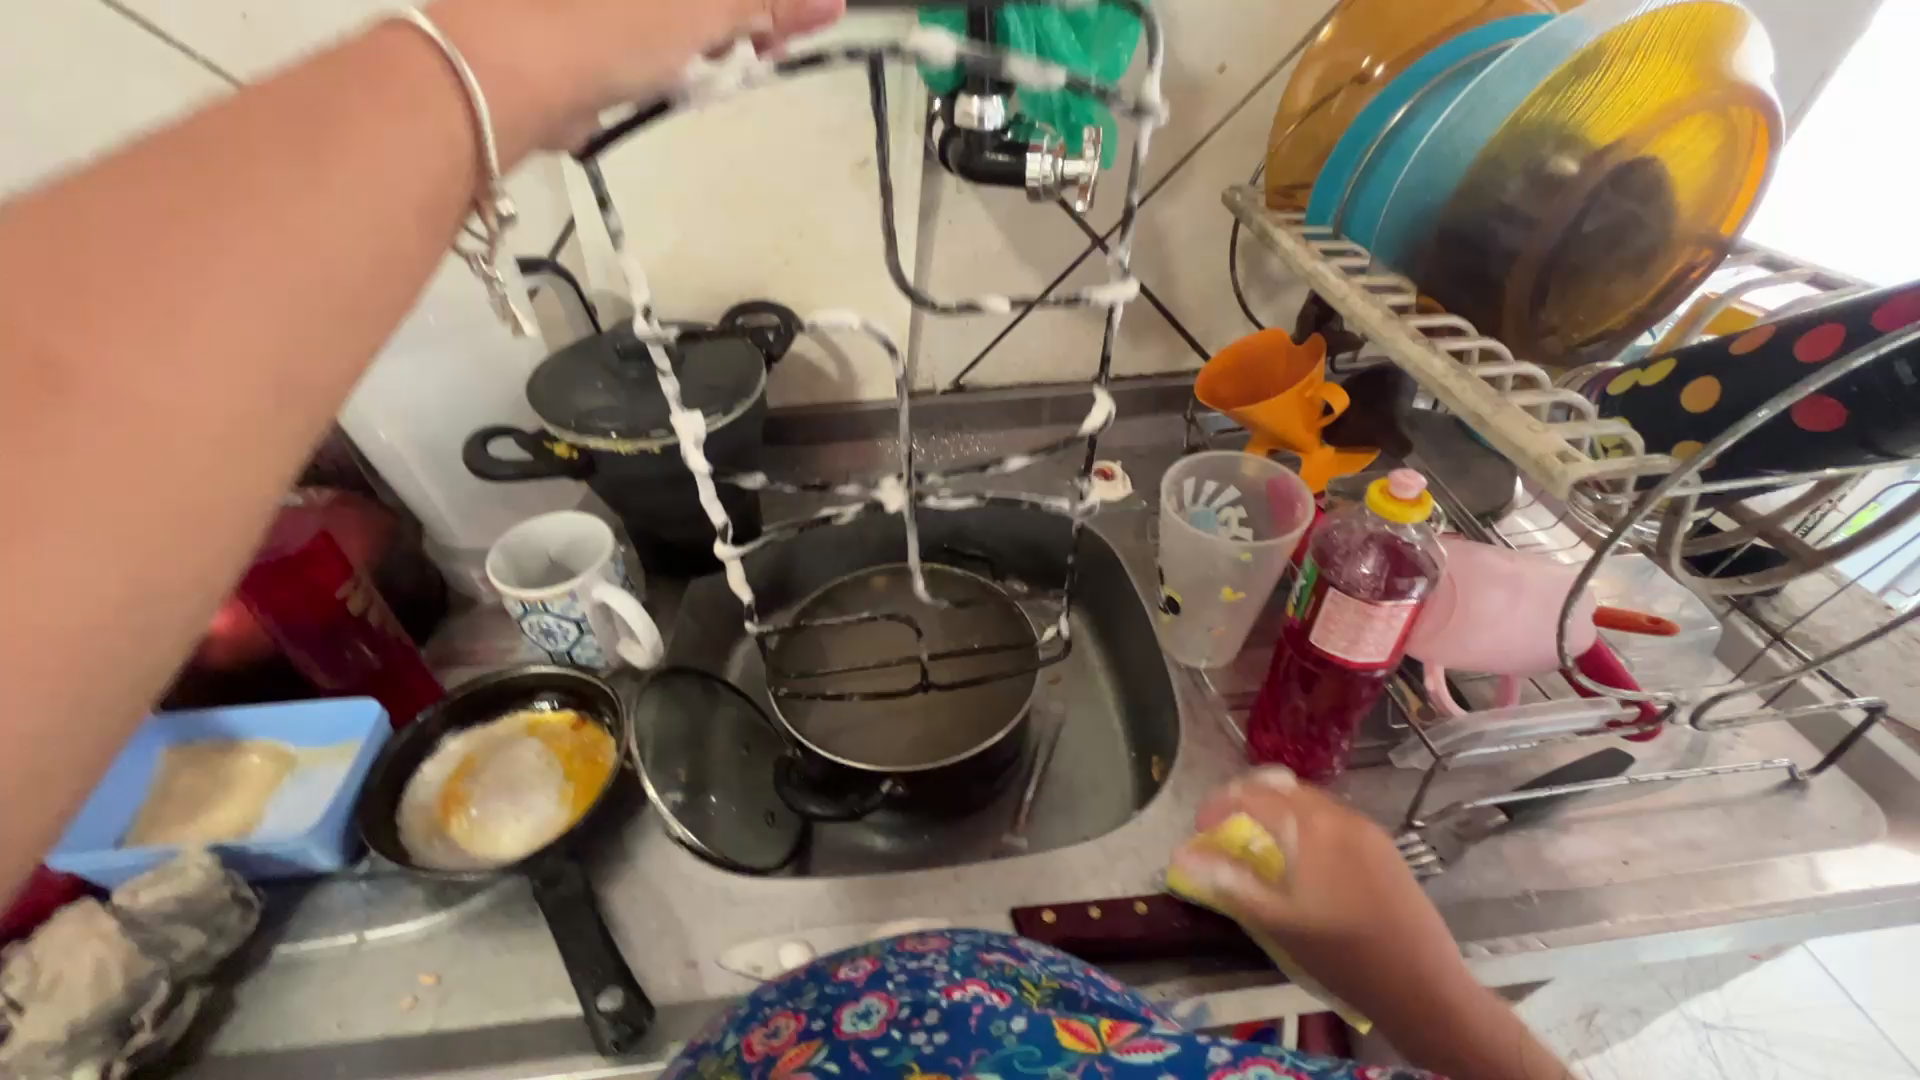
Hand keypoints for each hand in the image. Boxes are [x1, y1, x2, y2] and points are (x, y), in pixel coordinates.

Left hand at [427, 0, 846, 157]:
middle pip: (712, 3)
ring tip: (699, 75)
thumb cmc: (609, 27)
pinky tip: (670, 80)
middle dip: (736, 24)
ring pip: (684, 18)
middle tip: (740, 58)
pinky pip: (652, 36)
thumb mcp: (704, 10)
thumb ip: (768, 4)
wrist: (508, 75)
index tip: (782, 32)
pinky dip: (672, 59)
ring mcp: (610, 8)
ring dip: (707, 46)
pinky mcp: (589, 28)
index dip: (768, 10)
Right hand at [1170, 768, 1474, 1022]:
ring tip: (1260, 845)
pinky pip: (1332, 819)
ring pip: (1307, 801)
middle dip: (1245, 800)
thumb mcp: (1276, 921)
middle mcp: (1337, 813)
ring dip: (1276, 811)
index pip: (1249, 793)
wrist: (1427, 990)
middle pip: (1279, 787)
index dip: (1217, 805)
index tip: (1200, 830)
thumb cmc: (1343, 956)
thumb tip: (1181, 855)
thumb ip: (1226, 881)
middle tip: (1226, 830)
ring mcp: (1365, 827)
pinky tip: (1302, 861)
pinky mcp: (1383, 846)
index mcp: (1309, 825)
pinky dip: (1305, 825)